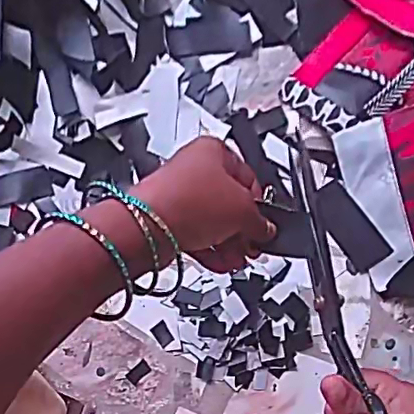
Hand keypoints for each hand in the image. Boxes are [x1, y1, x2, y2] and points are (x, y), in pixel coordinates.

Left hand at [130, 136, 276, 272]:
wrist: (149, 227)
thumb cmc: (187, 201)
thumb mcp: (243, 210)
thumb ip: (260, 221)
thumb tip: (265, 230)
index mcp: (213, 150)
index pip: (248, 177)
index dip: (259, 204)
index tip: (264, 223)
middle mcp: (192, 170)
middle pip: (228, 203)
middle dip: (242, 229)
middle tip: (251, 245)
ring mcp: (177, 197)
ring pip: (211, 223)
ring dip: (227, 244)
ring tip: (237, 259)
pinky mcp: (166, 222)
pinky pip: (194, 236)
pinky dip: (209, 250)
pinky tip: (220, 262)